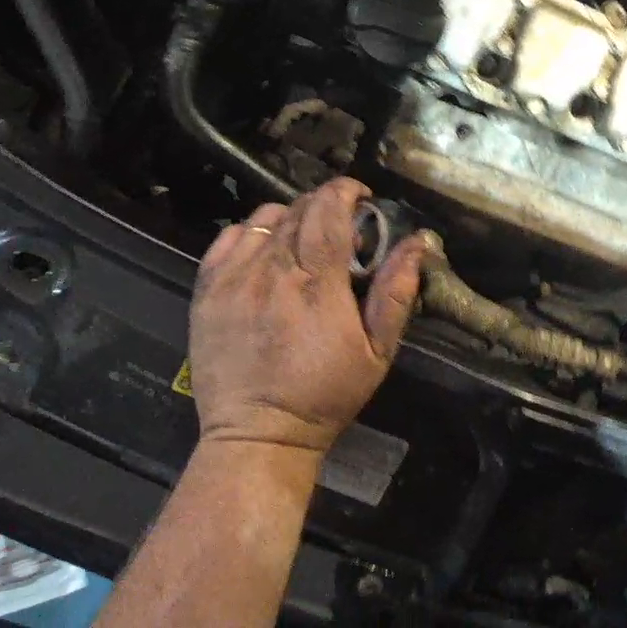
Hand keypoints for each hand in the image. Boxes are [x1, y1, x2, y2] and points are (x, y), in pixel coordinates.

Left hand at [187, 177, 429, 452]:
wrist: (258, 435)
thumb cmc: (326, 395)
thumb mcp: (378, 351)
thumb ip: (397, 292)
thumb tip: (419, 242)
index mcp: (318, 285)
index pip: (329, 211)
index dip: (346, 191)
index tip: (362, 195)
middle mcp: (274, 272)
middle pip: (299, 209)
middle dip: (325, 204)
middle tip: (341, 225)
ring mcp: (235, 279)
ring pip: (266, 218)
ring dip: (292, 216)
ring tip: (304, 238)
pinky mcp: (207, 292)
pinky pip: (230, 237)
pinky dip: (254, 231)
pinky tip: (268, 249)